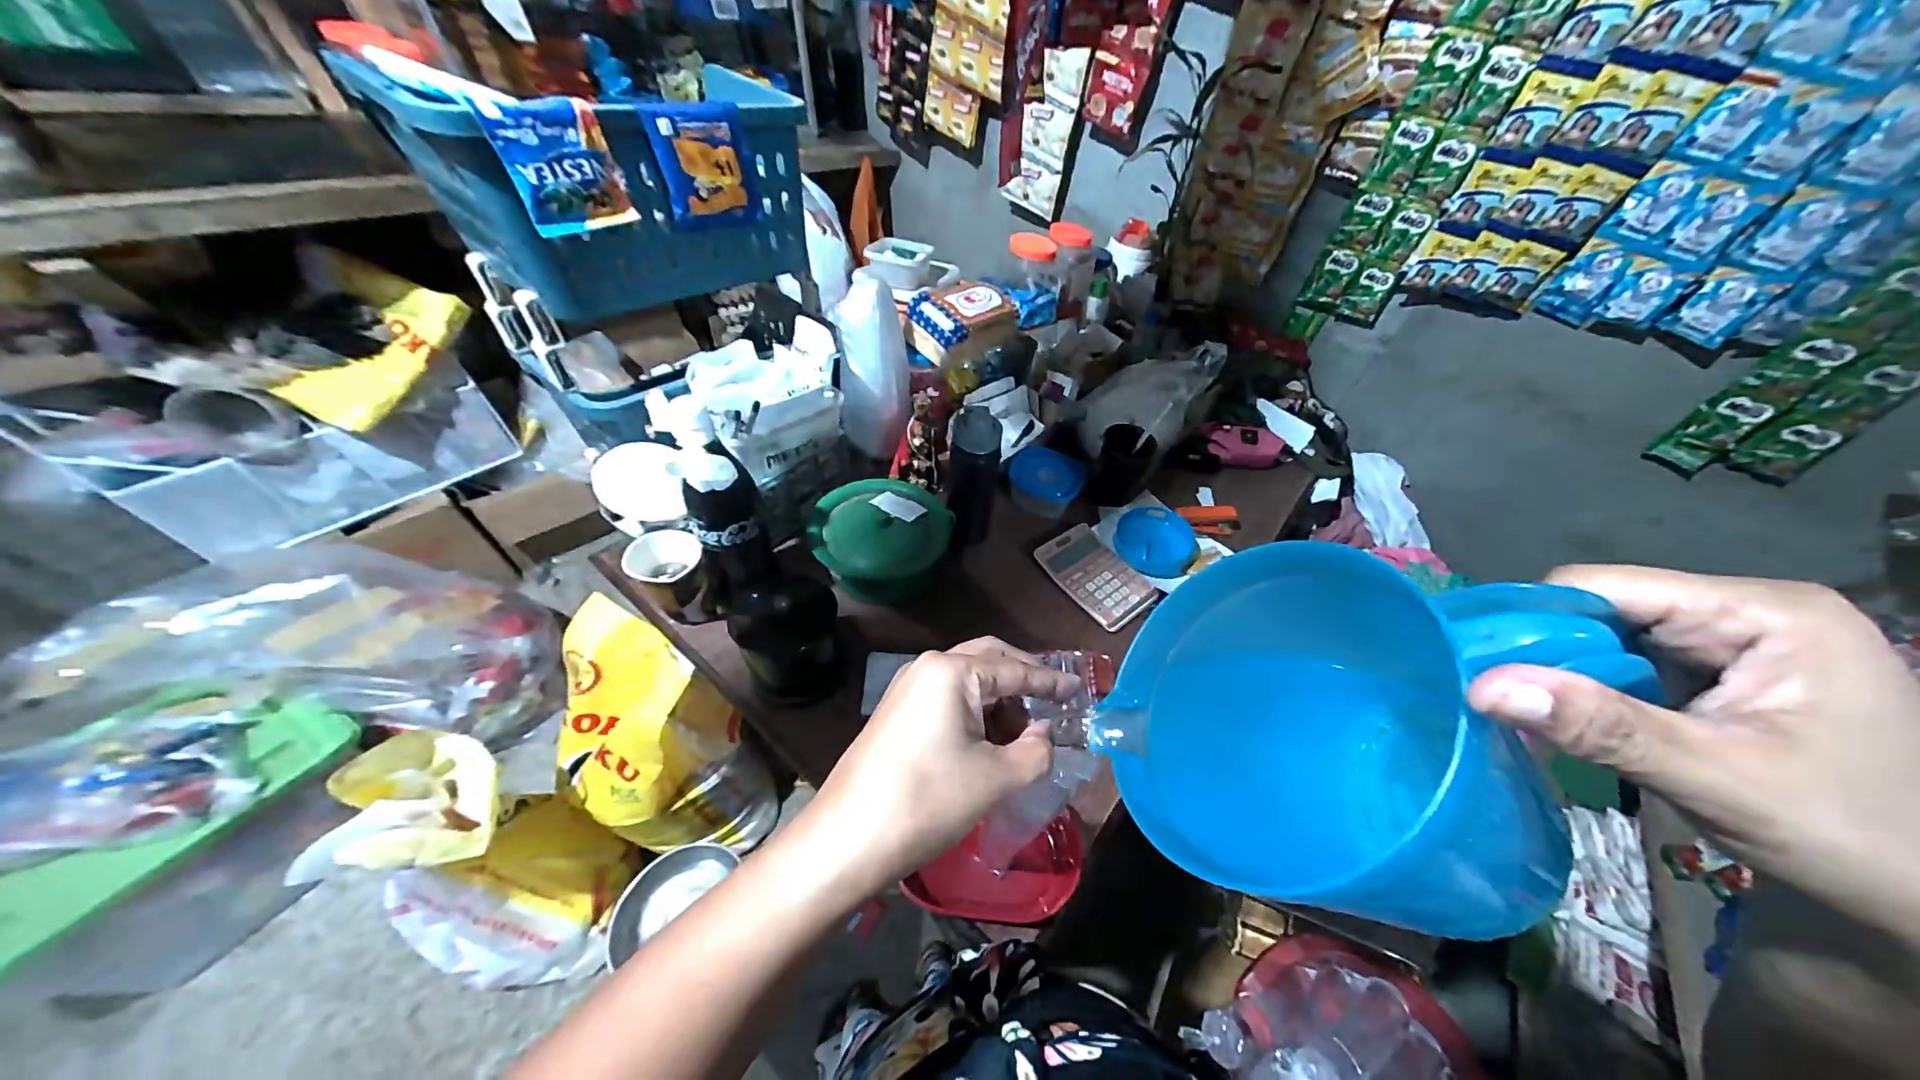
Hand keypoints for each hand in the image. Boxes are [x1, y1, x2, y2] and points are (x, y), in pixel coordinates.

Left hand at [802, 638, 1078, 894]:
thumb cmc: (928, 800)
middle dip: (1022, 680)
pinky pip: (946, 699)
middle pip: (988, 660)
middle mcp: (926, 668)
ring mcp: (906, 689)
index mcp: (951, 672)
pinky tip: (988, 743)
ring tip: (1023, 736)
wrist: (848, 837)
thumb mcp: (995, 779)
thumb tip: (1043, 735)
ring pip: (966, 681)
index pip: (1014, 669)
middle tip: (1054, 704)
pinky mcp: (896, 713)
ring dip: (998, 700)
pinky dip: (974, 713)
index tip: (1079, 691)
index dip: (1051, 682)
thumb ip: (1034, 751)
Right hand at [1467, 566, 1919, 939]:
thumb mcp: (1718, 779)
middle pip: (1604, 611)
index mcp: (1765, 613)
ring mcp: (1736, 644)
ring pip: (1610, 640)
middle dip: (1551, 656)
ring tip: (1536, 719)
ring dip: (1569, 679)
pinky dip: (1595, 695)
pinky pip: (1630, 668)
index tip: (1483, 668)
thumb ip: (1601, 727)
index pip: (1606, 587)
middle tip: (1504, 703)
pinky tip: (1580, 726)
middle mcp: (1747, 613)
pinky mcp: (1722, 676)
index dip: (1536, 622)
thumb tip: (1481, 687)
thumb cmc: (1853, 838)